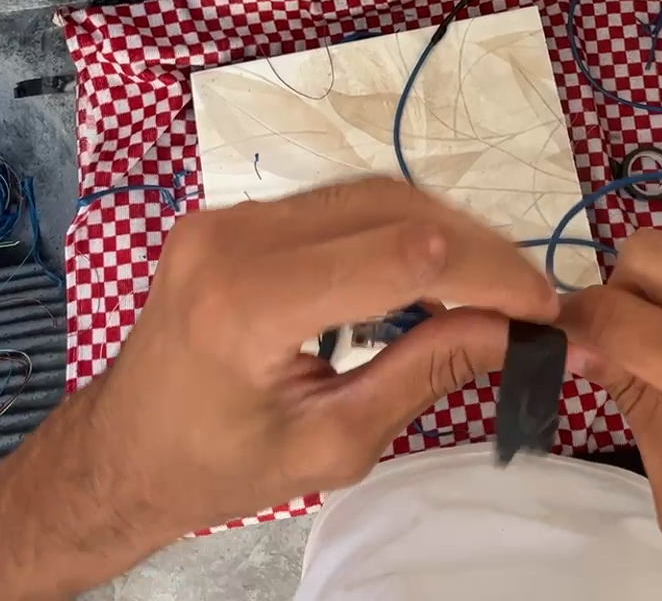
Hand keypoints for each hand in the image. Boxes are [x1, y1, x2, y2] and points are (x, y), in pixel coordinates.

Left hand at [0, 177, 558, 600]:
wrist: (121, 447)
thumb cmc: (216, 468)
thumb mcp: (331, 443)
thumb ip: (423, 372)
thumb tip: (511, 332)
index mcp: (247, 304)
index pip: (396, 256)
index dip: (483, 274)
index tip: (540, 307)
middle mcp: (236, 236)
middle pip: (391, 208)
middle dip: (476, 248)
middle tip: (529, 295)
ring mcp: (231, 213)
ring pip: (372, 194)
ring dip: (445, 232)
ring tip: (493, 282)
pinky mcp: (238, 212)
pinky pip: (341, 203)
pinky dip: (401, 229)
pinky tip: (434, 266)